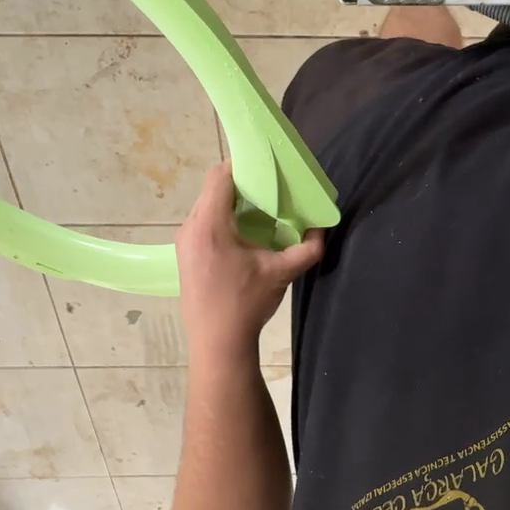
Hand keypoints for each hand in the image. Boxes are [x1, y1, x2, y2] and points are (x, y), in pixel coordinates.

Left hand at [175, 163, 323, 365]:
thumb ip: (307, 248)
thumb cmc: (246, 304)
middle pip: (213, 189)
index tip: (268, 168)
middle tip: (271, 188)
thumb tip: (323, 229)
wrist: (217, 344)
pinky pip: (204, 222)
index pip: (220, 176)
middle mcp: (191, 228)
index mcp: (210, 225)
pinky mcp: (186, 255)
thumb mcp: (281, 273)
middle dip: (243, 184)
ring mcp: (185, 242)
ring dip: (233, 202)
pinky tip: (247, 232)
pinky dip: (224, 218)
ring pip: (208, 206)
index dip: (243, 165)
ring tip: (262, 209)